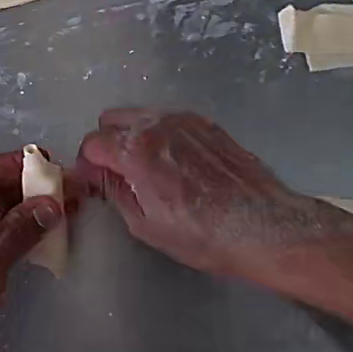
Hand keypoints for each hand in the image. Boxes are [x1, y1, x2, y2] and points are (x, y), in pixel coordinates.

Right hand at [75, 109, 352, 281]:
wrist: (264, 226)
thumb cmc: (202, 235)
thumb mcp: (146, 225)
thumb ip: (114, 191)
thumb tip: (97, 174)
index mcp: (136, 150)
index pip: (92, 142)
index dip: (88, 164)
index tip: (95, 182)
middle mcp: (156, 124)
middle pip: (111, 120)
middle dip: (107, 144)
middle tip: (118, 173)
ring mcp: (183, 119)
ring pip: (140, 115)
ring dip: (132, 136)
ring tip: (149, 168)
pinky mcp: (205, 122)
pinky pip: (168, 119)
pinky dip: (160, 134)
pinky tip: (177, 163)